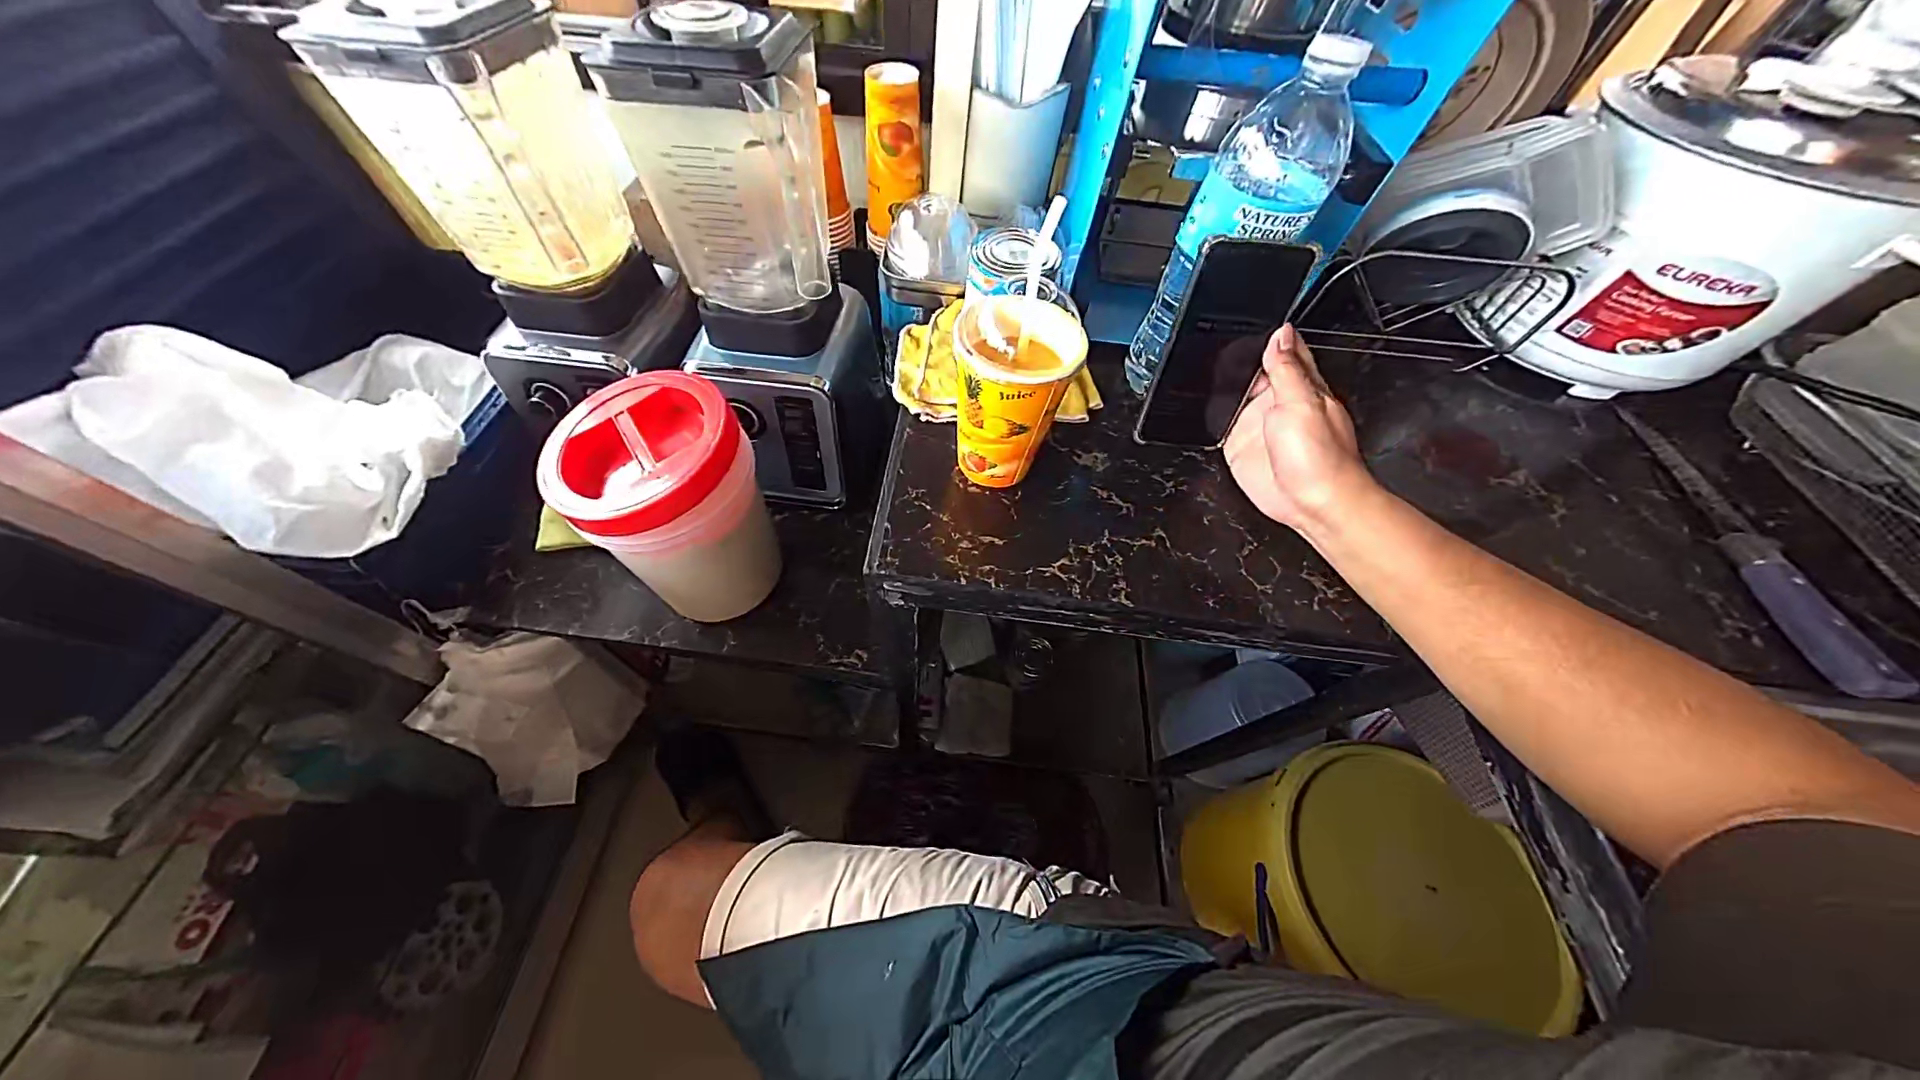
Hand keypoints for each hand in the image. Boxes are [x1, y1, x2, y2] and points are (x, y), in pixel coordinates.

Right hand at [1223, 325, 1374, 534]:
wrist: (1312, 502)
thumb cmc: (1321, 458)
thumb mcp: (1302, 401)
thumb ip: (1286, 368)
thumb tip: (1280, 335)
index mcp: (1300, 386)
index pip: (1285, 351)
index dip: (1271, 336)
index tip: (1254, 320)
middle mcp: (1278, 403)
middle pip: (1255, 372)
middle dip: (1239, 359)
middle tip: (1219, 343)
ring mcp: (1258, 425)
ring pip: (1235, 396)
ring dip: (1224, 387)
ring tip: (1205, 368)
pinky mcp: (1240, 446)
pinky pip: (1220, 426)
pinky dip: (1211, 416)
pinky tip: (1204, 406)